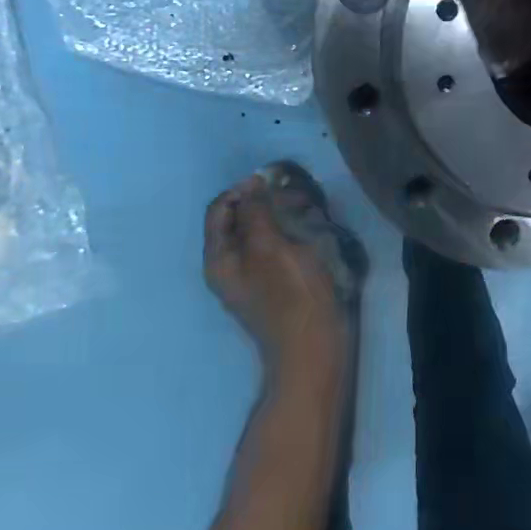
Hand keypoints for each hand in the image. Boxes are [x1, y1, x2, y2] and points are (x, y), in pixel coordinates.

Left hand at [204, 175, 348, 374]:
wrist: (311, 348)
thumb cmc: (290, 294)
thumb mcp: (270, 246)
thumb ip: (256, 212)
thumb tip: (252, 183)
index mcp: (219, 258)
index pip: (219, 208)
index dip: (244, 189)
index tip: (275, 181)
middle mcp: (228, 266)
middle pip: (238, 219)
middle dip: (266, 201)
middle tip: (299, 196)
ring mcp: (250, 277)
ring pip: (259, 232)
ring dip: (281, 215)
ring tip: (310, 210)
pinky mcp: (271, 284)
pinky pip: (273, 247)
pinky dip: (288, 232)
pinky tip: (311, 231)